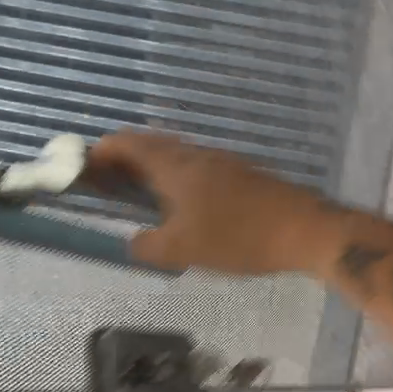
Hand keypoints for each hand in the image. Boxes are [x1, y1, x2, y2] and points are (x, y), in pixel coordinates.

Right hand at [90, 131, 329, 274]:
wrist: (310, 232)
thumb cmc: (242, 237)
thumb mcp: (183, 249)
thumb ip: (147, 245)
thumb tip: (134, 241)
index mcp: (174, 163)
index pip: (122, 142)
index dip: (96, 155)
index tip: (82, 177)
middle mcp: (199, 154)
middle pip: (151, 147)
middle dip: (125, 166)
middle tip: (112, 193)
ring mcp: (229, 164)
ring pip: (181, 161)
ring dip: (158, 176)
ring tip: (150, 207)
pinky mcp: (251, 179)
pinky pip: (206, 174)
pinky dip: (187, 186)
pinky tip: (193, 214)